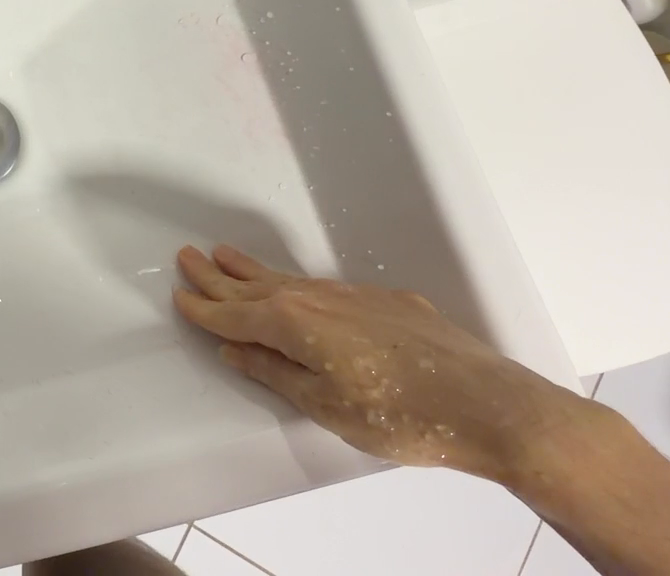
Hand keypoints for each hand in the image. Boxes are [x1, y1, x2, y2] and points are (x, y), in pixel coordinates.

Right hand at [174, 245, 587, 482]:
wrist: (492, 407)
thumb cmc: (401, 417)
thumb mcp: (325, 406)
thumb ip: (274, 372)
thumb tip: (235, 350)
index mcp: (291, 324)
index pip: (232, 316)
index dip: (203, 308)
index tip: (178, 294)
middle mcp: (313, 299)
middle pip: (251, 286)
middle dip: (215, 275)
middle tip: (186, 256)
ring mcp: (349, 296)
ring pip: (285, 279)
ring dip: (249, 269)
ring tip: (223, 254)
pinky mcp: (383, 301)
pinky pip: (321, 287)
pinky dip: (292, 283)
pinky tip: (294, 287)